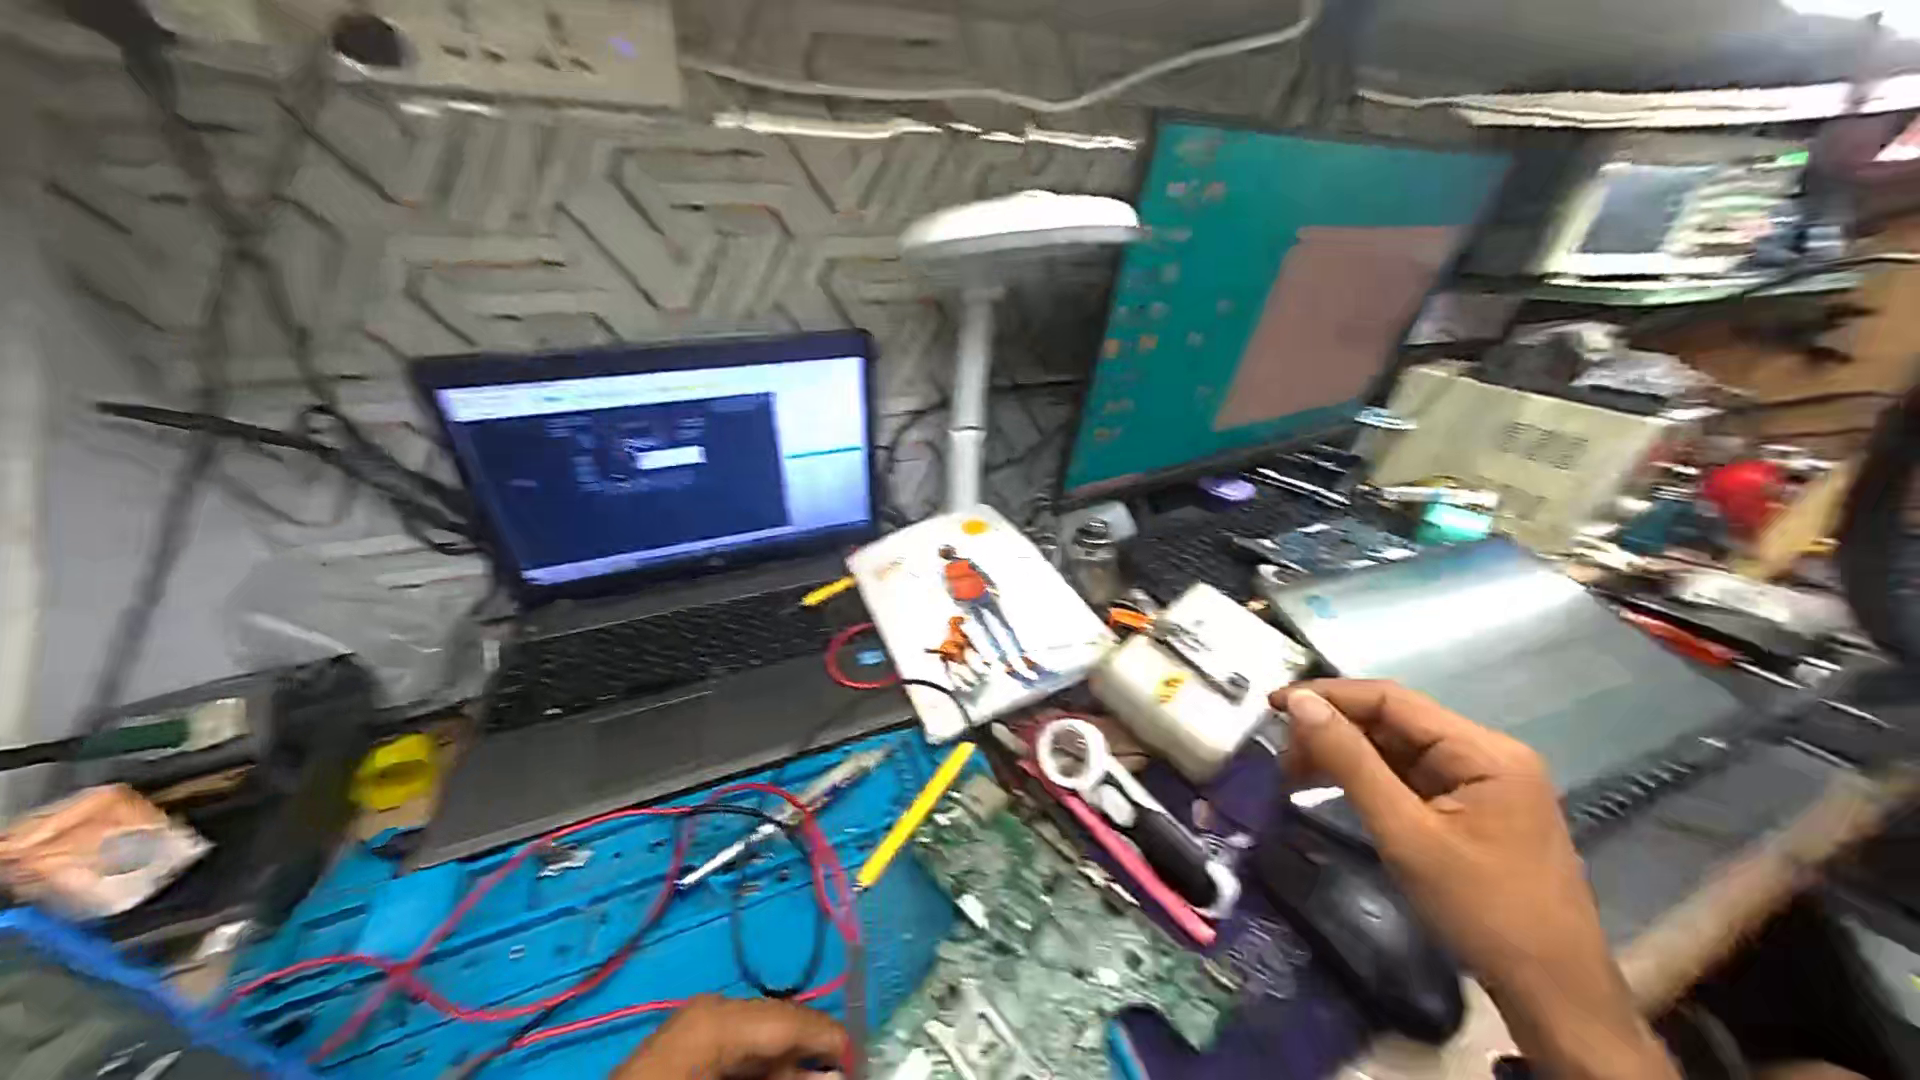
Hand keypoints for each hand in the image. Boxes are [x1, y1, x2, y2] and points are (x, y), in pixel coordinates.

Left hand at [610, 995, 846, 1079]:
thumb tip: (838, 1074)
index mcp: (720, 1015)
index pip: (793, 1019)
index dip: (832, 1040)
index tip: (862, 1063)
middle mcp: (712, 1009)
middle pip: (778, 1028)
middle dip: (808, 1058)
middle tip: (839, 1073)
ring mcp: (696, 1026)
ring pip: (760, 1041)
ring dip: (784, 1066)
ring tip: (811, 1078)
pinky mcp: (685, 1048)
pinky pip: (737, 1053)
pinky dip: (759, 1070)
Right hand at [1278, 680, 1677, 1079]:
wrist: (1555, 996)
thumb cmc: (1482, 910)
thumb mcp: (1404, 831)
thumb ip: (1349, 761)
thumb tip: (1300, 702)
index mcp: (1483, 750)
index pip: (1390, 699)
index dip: (1327, 695)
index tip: (1273, 704)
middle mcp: (1485, 752)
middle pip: (1392, 720)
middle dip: (1332, 728)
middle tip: (1282, 753)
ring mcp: (1481, 781)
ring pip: (1396, 746)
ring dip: (1344, 753)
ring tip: (1296, 772)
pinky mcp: (1471, 806)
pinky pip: (1408, 774)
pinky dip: (1366, 775)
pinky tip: (1334, 785)